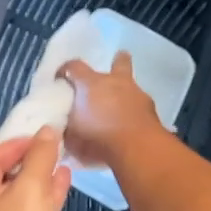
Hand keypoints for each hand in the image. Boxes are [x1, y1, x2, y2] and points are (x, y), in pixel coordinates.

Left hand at [0, 127, 74, 210]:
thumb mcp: (31, 187)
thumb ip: (39, 155)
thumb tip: (47, 130)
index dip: (17, 142)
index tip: (43, 132)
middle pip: (5, 174)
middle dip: (29, 156)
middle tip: (53, 140)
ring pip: (22, 191)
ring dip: (41, 172)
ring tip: (61, 154)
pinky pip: (34, 208)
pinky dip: (48, 192)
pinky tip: (65, 177)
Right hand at [59, 52, 163, 167]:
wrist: (137, 148)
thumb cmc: (98, 140)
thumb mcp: (72, 138)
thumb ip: (67, 129)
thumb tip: (64, 128)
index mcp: (90, 84)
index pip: (74, 66)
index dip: (65, 70)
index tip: (60, 79)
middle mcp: (114, 82)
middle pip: (119, 62)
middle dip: (116, 62)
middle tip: (109, 73)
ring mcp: (136, 93)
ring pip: (131, 85)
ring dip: (125, 93)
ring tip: (119, 108)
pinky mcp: (151, 108)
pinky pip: (140, 104)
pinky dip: (135, 111)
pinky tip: (131, 124)